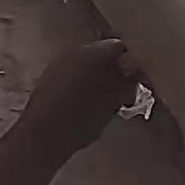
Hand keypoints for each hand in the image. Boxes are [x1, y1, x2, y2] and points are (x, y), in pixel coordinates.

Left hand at [9, 40, 137, 167]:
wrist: (42, 137)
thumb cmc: (82, 119)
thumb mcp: (113, 101)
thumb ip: (129, 82)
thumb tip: (138, 72)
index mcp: (95, 51)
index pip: (121, 47)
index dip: (135, 62)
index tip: (142, 79)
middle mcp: (77, 51)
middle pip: (105, 54)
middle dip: (118, 71)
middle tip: (127, 95)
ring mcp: (61, 63)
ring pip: (89, 64)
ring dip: (102, 78)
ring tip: (109, 103)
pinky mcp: (50, 78)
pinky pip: (75, 74)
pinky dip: (85, 84)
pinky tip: (88, 104)